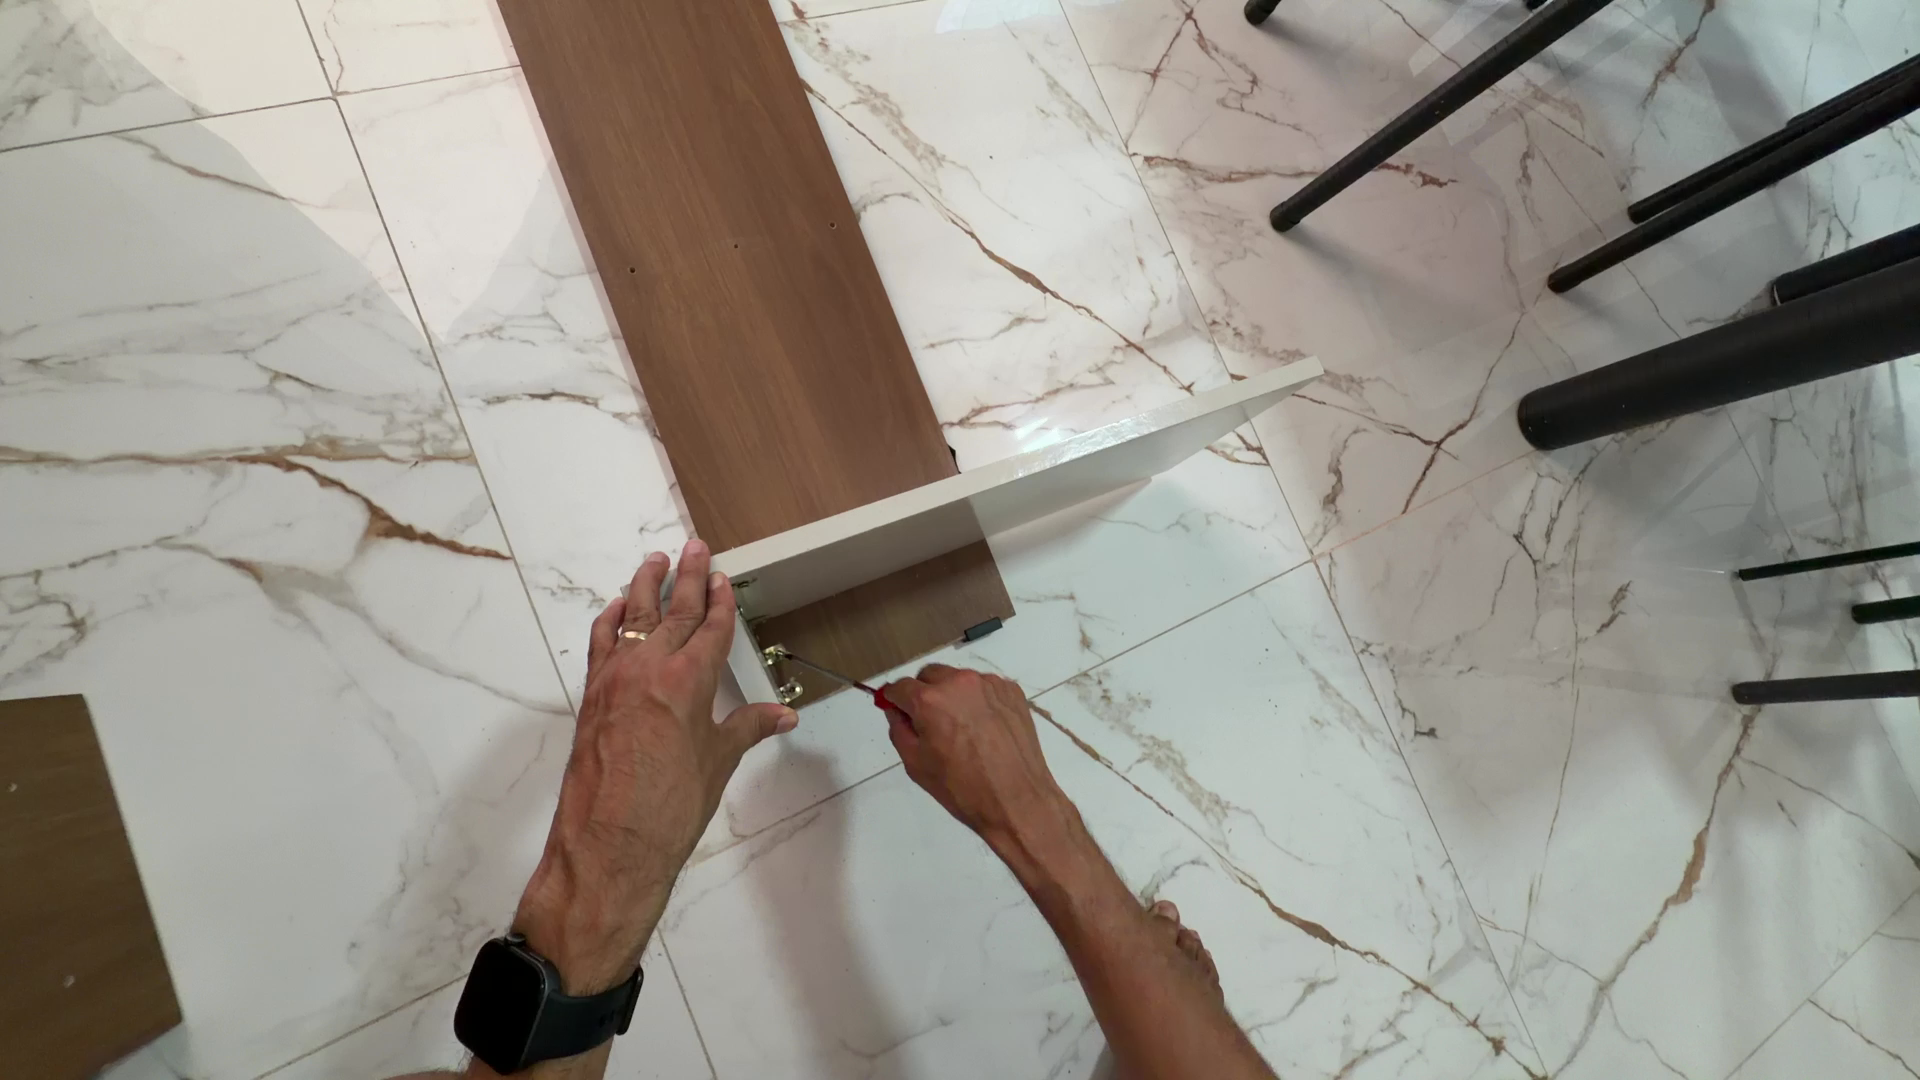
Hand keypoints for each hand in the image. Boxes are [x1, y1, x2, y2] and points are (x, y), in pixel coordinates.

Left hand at [513, 540, 796, 992]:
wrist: (609, 848)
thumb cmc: (675, 804)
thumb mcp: (720, 761)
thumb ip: (749, 726)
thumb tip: (785, 714)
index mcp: (689, 680)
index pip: (710, 627)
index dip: (720, 600)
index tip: (723, 575)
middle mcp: (650, 667)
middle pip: (673, 610)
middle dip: (688, 577)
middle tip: (694, 545)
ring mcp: (615, 679)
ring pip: (632, 617)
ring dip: (645, 586)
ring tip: (654, 560)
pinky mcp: (592, 696)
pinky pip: (601, 644)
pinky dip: (610, 620)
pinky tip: (616, 607)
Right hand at [880, 665, 1069, 846]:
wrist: (1017, 800)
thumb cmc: (962, 788)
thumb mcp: (916, 765)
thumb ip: (899, 730)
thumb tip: (896, 711)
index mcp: (930, 700)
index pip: (900, 686)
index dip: (895, 699)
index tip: (897, 710)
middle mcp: (959, 682)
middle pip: (930, 675)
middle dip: (924, 693)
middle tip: (931, 722)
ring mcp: (989, 683)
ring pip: (959, 679)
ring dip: (953, 695)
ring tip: (964, 728)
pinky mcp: (1012, 690)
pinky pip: (985, 687)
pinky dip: (979, 700)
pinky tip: (986, 727)